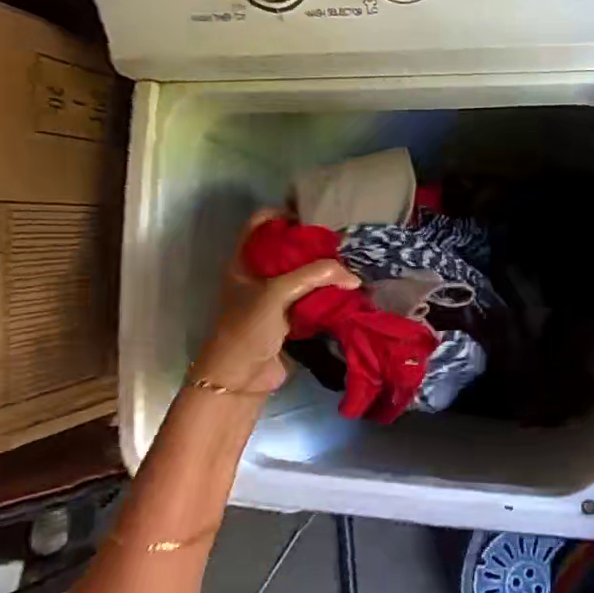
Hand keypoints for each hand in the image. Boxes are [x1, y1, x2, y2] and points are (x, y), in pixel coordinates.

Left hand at [191, 211, 359, 394]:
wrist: (240, 379)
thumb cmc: (248, 328)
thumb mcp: (277, 293)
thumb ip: (314, 276)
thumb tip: (352, 277)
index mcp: (245, 260)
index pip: (262, 222)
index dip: (284, 214)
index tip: (313, 217)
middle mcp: (259, 274)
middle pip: (288, 249)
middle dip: (314, 246)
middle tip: (342, 243)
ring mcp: (274, 298)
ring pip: (304, 276)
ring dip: (325, 273)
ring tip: (352, 265)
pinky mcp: (290, 319)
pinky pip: (313, 301)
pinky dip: (329, 297)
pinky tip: (349, 293)